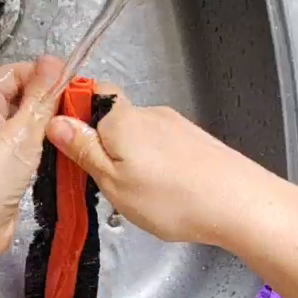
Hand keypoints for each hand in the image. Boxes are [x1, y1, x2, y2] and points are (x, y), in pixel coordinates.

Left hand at [0, 55, 62, 263]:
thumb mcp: (22, 132)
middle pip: (13, 93)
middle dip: (43, 97)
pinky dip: (34, 140)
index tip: (71, 81)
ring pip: (17, 118)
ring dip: (40, 120)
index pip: (10, 72)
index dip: (40, 73)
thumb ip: (42, 96)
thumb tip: (56, 61)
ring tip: (68, 123)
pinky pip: (16, 140)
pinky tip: (54, 144)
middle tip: (74, 104)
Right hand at [46, 85, 290, 245]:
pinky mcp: (193, 141)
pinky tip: (159, 190)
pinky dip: (151, 161)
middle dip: (98, 141)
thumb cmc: (175, 198)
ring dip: (125, 154)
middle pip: (109, 115)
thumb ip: (82, 149)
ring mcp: (174, 125)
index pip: (86, 92)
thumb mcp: (112, 181)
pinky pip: (158, 144)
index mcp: (121, 118)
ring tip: (131, 190)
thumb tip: (54, 123)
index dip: (70, 110)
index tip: (64, 141)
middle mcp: (148, 113)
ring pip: (134, 132)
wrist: (242, 205)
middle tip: (95, 177)